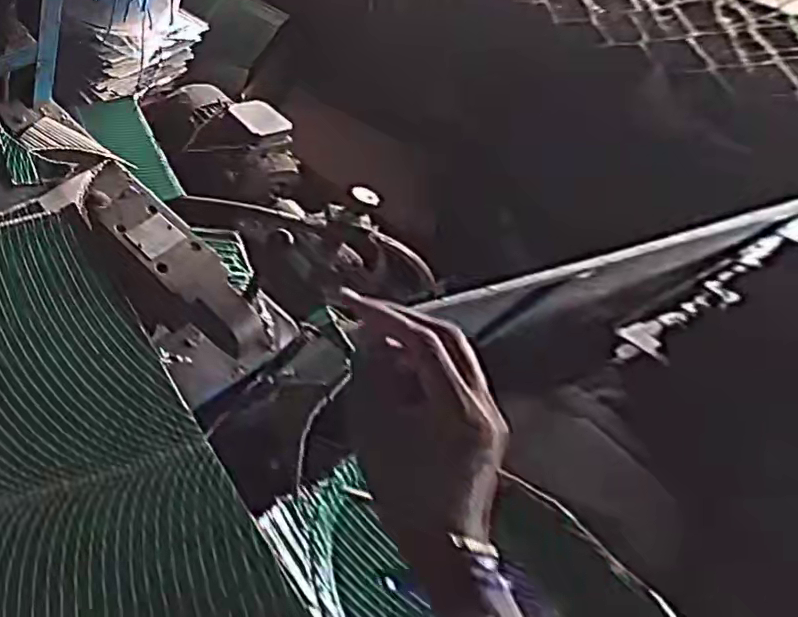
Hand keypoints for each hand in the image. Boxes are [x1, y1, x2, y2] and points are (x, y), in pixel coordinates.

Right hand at [344, 290, 507, 546]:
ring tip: (371, 337)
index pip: (423, 339)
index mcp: (460, 405)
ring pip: (453, 354)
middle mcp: (484, 405)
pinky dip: (421, 359)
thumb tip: (371, 335)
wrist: (438, 535)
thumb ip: (373, 367)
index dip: (381, 313)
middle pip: (448, 338)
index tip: (346, 301)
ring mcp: (489, 415)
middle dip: (401, 318)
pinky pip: (452, 374)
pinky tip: (392, 364)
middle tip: (362, 310)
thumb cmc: (399, 480)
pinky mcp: (481, 424)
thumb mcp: (372, 415)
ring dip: (411, 338)